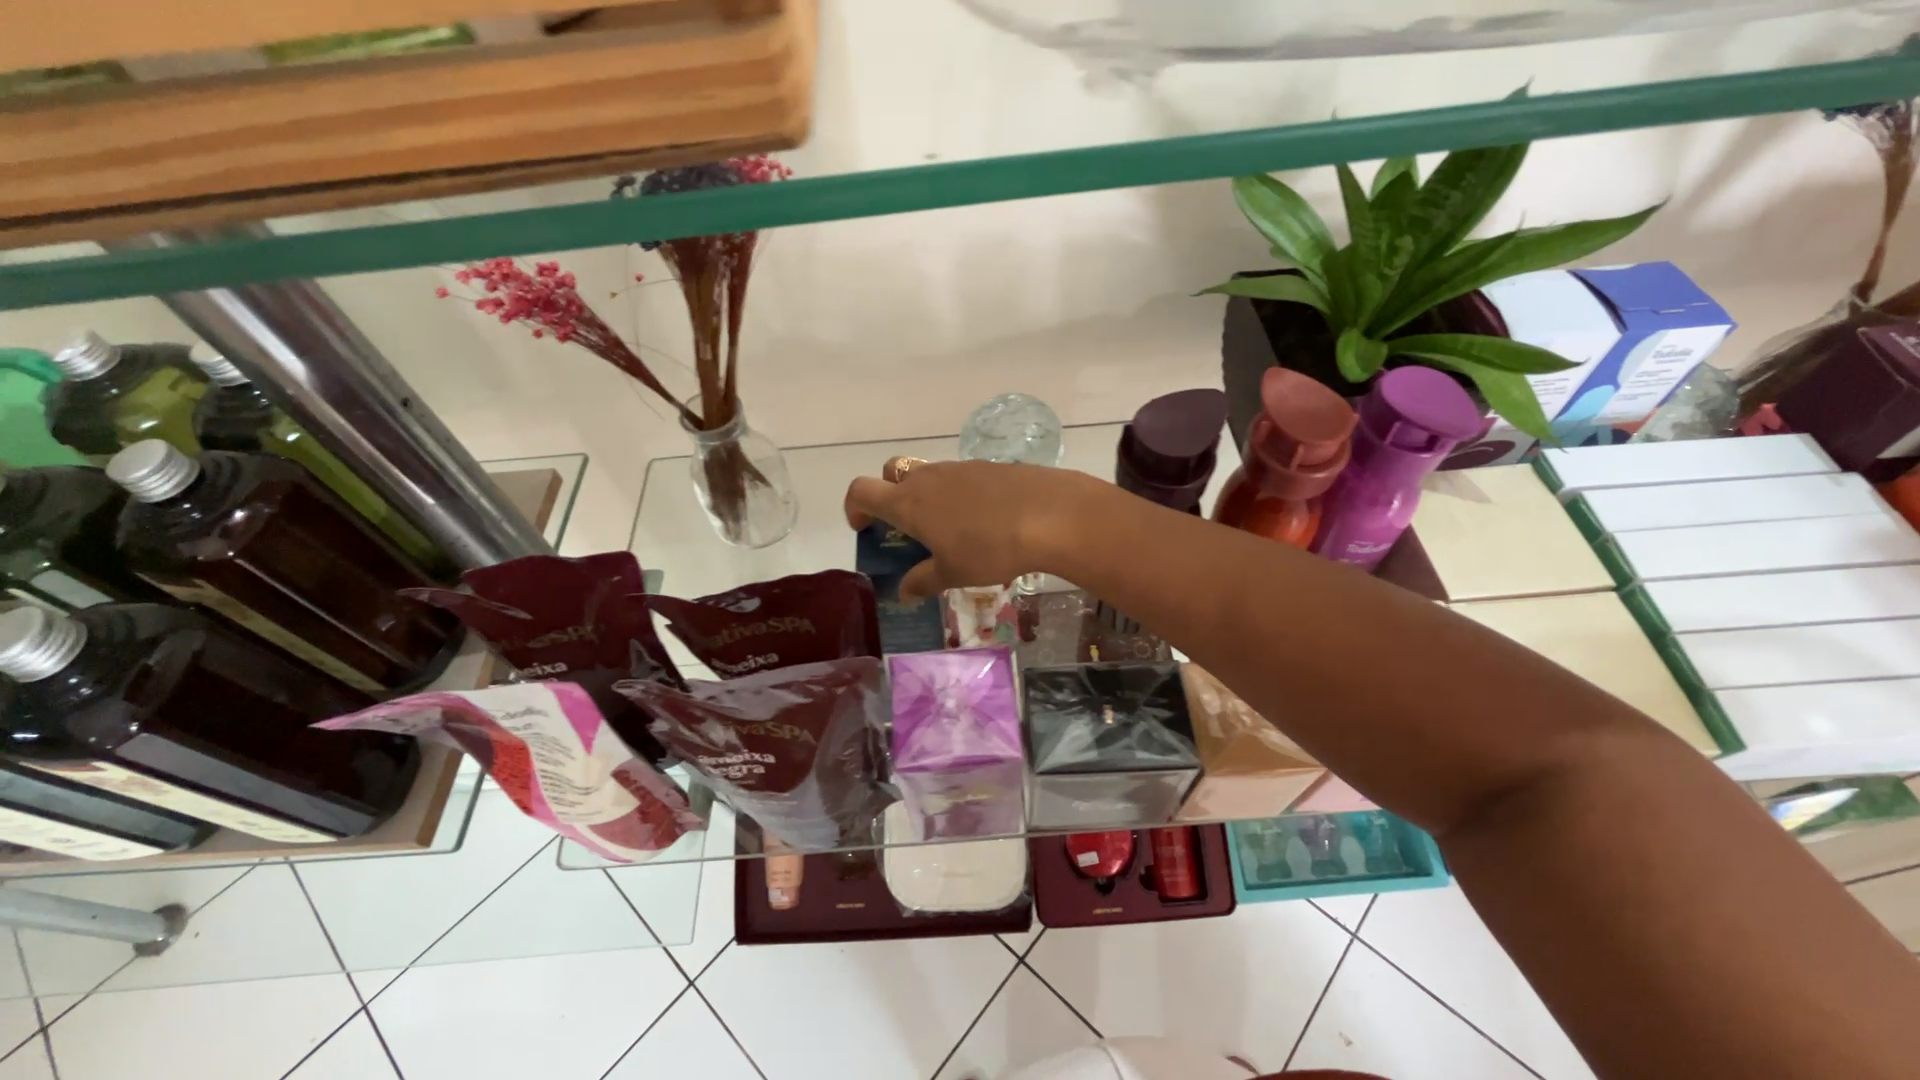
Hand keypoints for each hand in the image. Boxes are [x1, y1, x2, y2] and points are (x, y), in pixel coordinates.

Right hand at [844, 460, 1099, 600]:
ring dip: (925, 496)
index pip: (861, 490)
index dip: (854, 507)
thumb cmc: (989, 548)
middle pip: (892, 473)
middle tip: (905, 527)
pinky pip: (958, 477)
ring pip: (927, 474)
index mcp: (908, 503)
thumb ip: (923, 581)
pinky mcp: (987, 466)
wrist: (1049, 514)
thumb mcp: (953, 573)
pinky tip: (981, 521)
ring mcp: (958, 468)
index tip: (864, 528)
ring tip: (948, 530)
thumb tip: (903, 592)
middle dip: (889, 494)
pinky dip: (956, 494)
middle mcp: (927, 478)